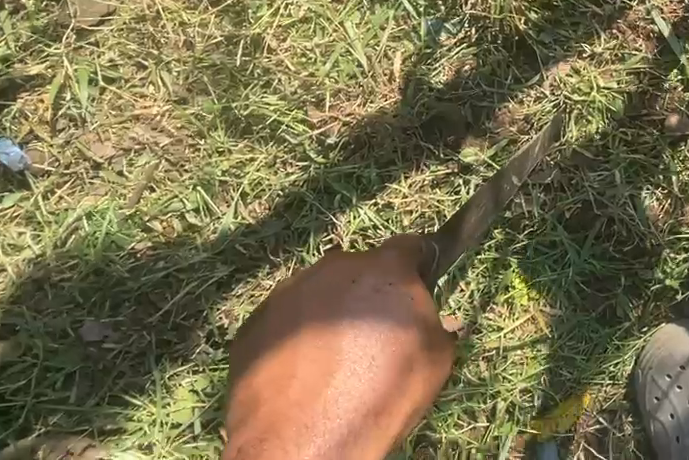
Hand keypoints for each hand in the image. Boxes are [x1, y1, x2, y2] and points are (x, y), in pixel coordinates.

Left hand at [224, 235, 454, 459]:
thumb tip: (424, 319)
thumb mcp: (436, 354)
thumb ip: (434, 320)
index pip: (409, 247)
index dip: (415, 267)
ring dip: (329, 312)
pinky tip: (299, 372)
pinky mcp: (252, 326)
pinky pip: (284, 320)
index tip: (417, 289)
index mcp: (385, 267)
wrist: (303, 444)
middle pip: (359, 270)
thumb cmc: (382, 392)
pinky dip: (295, 336)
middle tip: (372, 333)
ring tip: (330, 357)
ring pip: (318, 293)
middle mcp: (335, 268)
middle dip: (368, 292)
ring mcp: (287, 294)